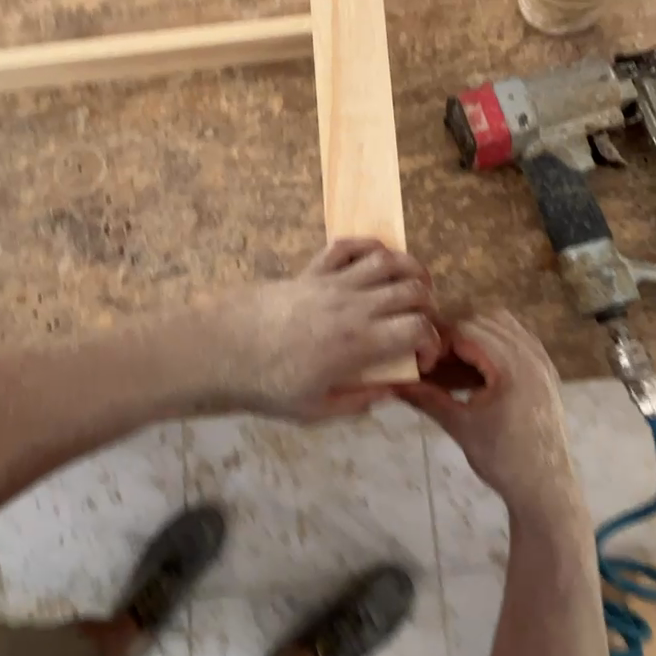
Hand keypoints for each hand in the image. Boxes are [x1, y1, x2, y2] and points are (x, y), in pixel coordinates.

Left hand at [213, 239, 442, 421]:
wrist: (222, 350)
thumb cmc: (267, 385)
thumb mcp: (315, 410)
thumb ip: (357, 402)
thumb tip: (390, 391)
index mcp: (359, 343)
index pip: (418, 328)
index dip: (433, 341)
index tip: (422, 357)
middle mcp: (354, 306)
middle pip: (412, 290)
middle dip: (428, 306)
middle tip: (418, 324)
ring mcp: (333, 282)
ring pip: (388, 260)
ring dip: (411, 271)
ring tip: (413, 287)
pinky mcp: (312, 270)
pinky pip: (348, 246)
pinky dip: (369, 246)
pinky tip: (377, 260)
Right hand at [396, 312, 579, 514]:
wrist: (545, 488)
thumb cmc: (502, 459)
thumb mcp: (460, 426)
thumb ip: (427, 397)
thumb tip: (392, 382)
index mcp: (512, 365)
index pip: (466, 330)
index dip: (438, 341)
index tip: (420, 362)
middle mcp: (531, 353)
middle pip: (484, 319)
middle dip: (453, 333)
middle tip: (432, 360)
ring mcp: (542, 360)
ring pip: (502, 323)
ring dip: (474, 333)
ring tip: (452, 361)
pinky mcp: (545, 370)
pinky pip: (517, 337)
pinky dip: (493, 341)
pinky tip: (476, 366)